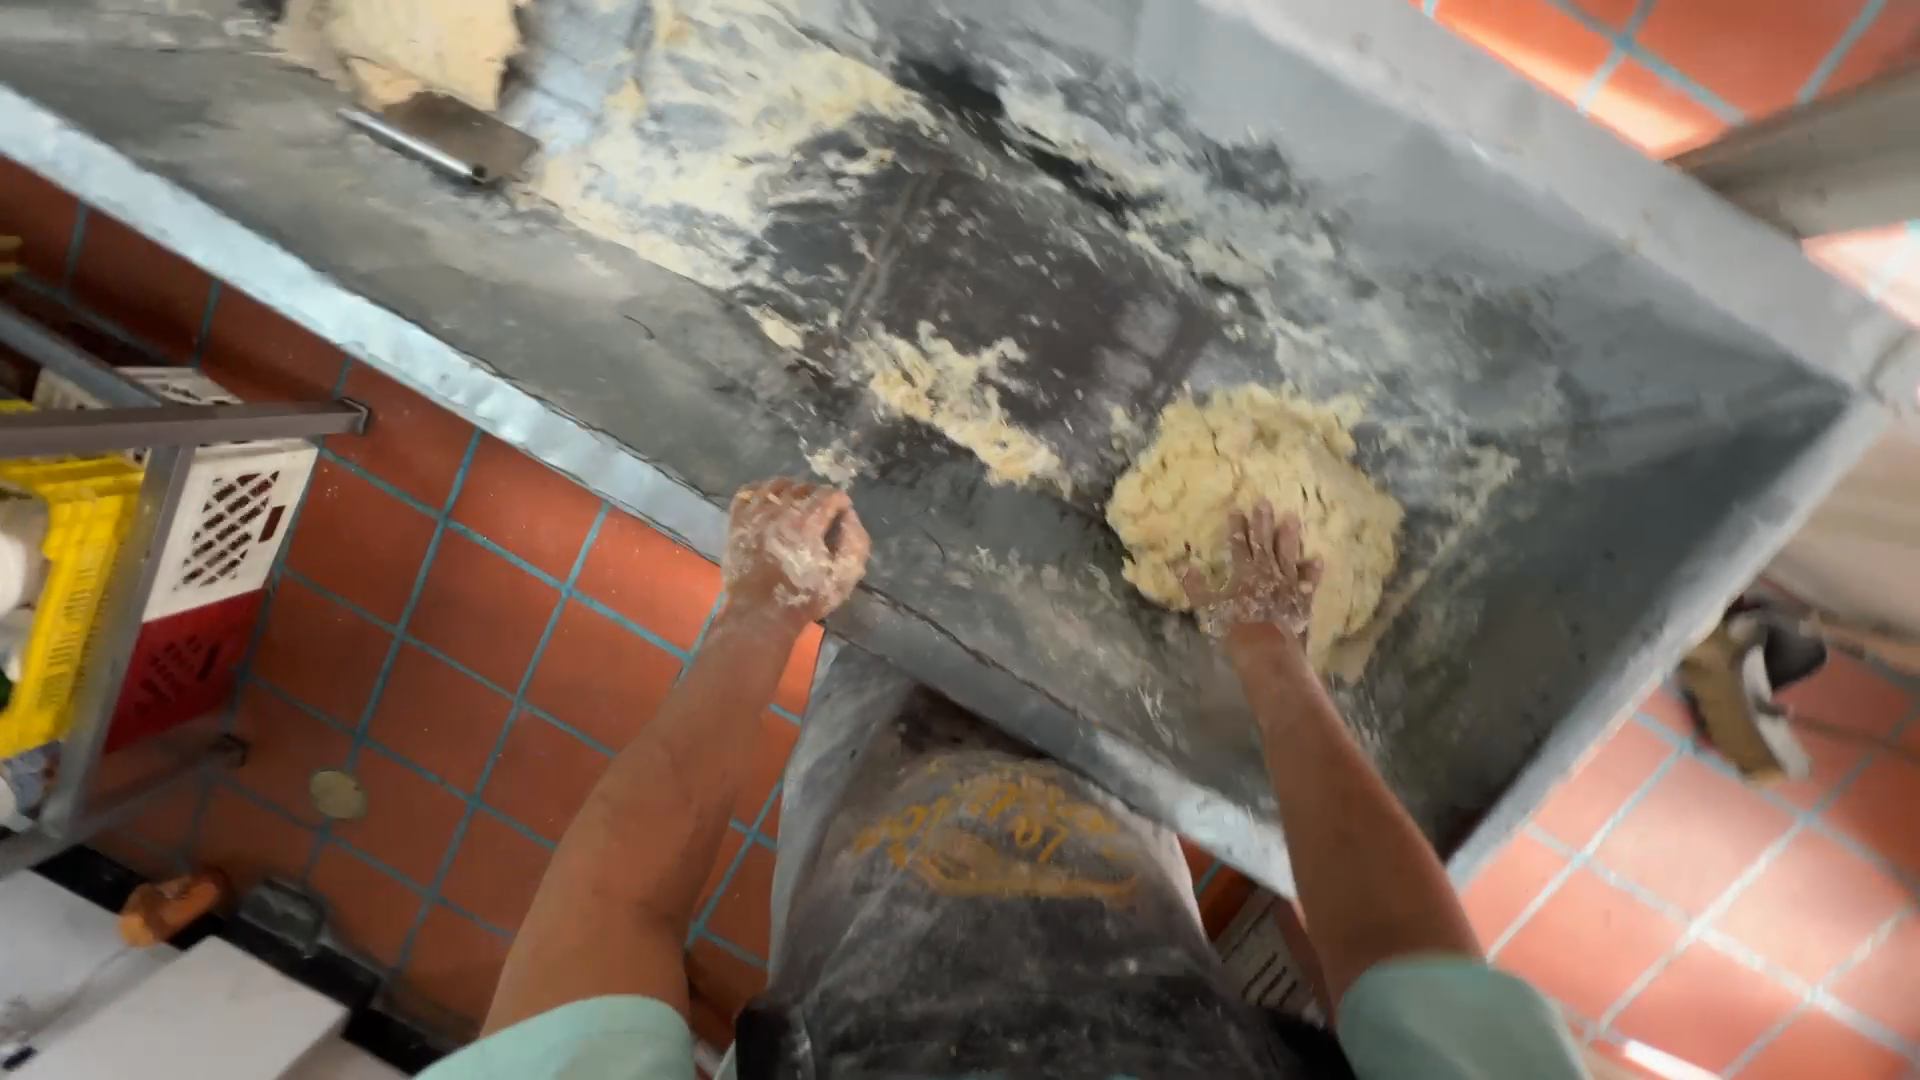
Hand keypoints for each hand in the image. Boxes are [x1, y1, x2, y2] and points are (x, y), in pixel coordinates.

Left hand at [717, 478, 870, 634]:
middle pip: (804, 486)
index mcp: (808, 521)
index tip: (842, 515)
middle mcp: (780, 510)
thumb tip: (849, 516)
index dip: (841, 502)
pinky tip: (769, 503)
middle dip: (818, 496)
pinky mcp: (737, 522)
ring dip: (791, 490)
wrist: (760, 614)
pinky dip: (761, 492)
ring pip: (776, 484)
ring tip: (797, 506)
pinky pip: (747, 492)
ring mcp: (755, 514)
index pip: (830, 493)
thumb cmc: (805, 597)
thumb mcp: (844, 576)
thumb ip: (856, 542)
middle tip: (822, 515)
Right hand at [1180, 499, 1322, 649]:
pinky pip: (1308, 581)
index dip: (1236, 527)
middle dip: (1262, 522)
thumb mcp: (1207, 607)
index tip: (1236, 510)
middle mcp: (1266, 572)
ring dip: (1289, 537)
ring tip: (1292, 518)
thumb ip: (1195, 585)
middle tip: (1264, 502)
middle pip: (1263, 542)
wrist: (1267, 648)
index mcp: (1243, 572)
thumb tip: (1180, 564)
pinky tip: (1316, 559)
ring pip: (1288, 554)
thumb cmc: (1234, 627)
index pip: (1238, 544)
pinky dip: (1311, 571)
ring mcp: (1286, 583)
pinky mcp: (1301, 598)